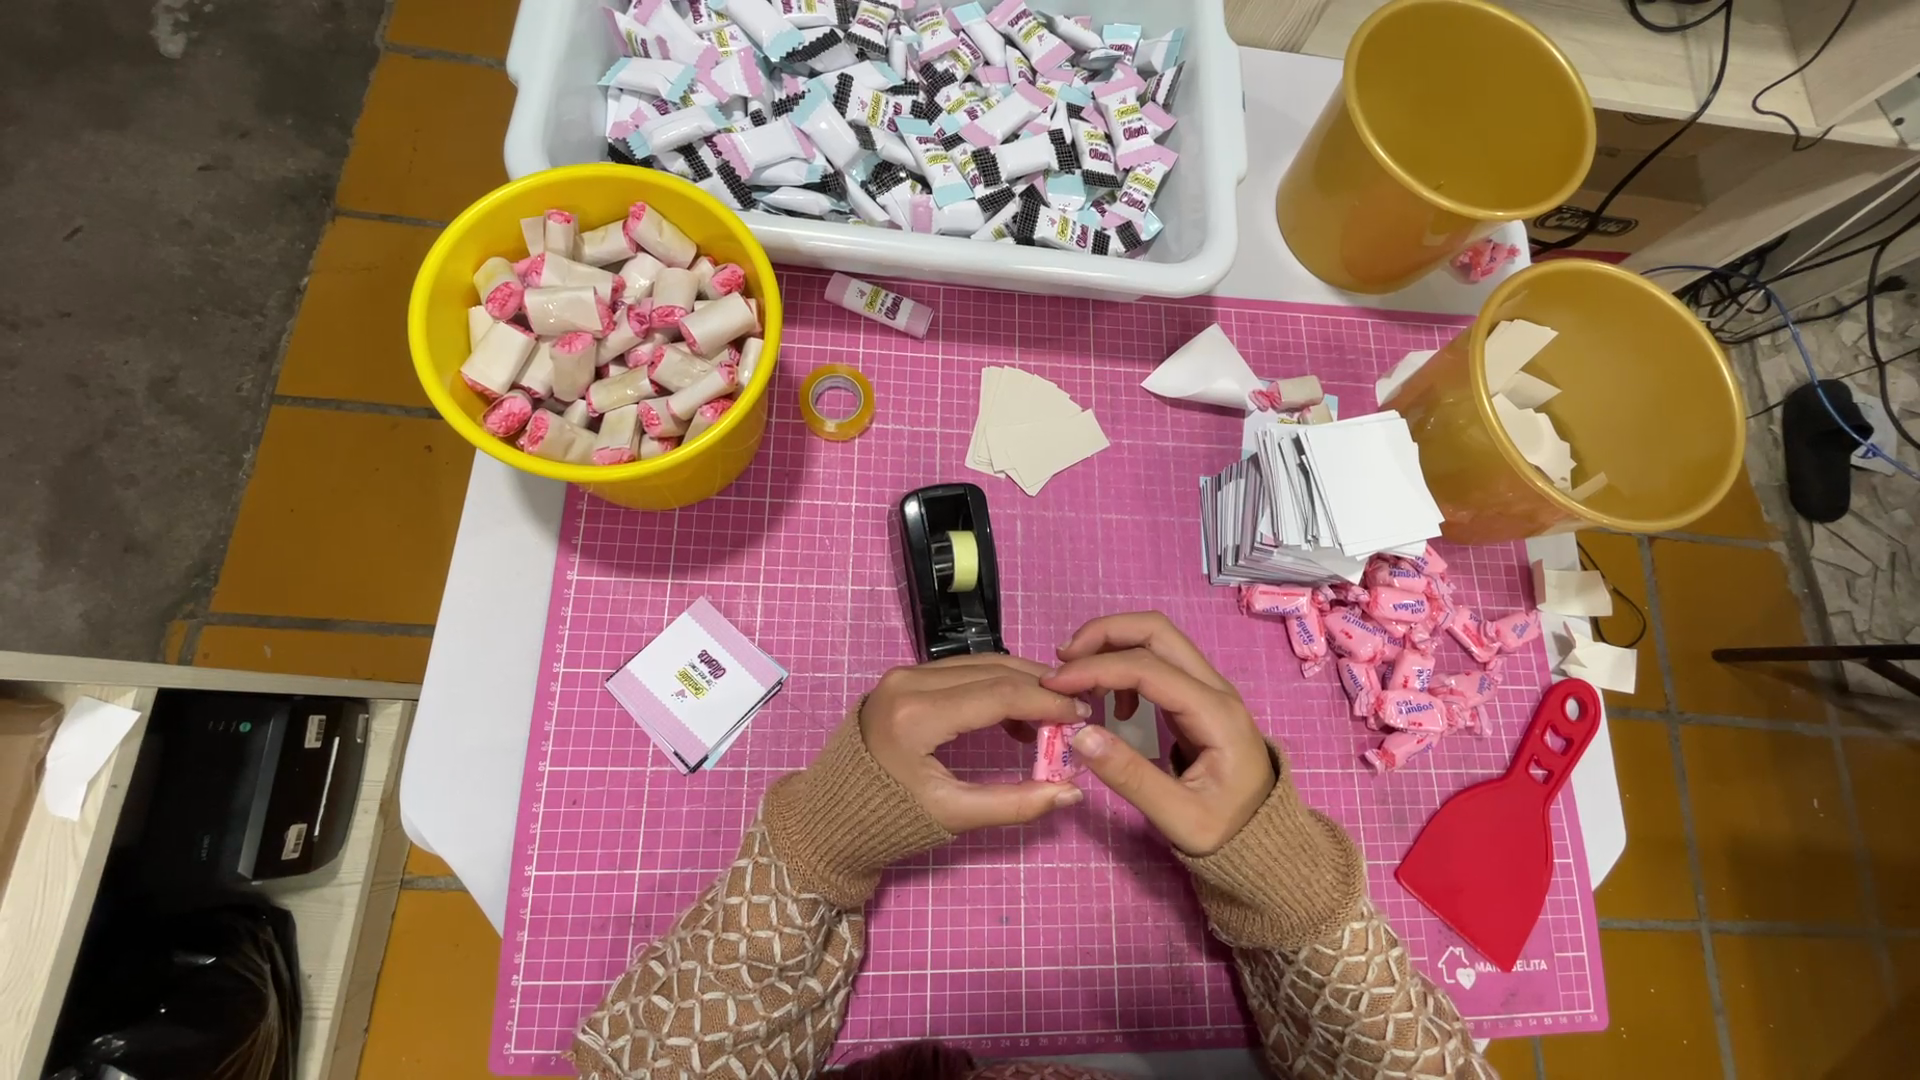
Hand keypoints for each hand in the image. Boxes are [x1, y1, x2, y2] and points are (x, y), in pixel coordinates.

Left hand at [861, 654, 1090, 832]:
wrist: (828, 818)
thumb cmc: (887, 821)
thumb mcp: (953, 814)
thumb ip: (1015, 803)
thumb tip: (1072, 790)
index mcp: (917, 714)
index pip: (998, 694)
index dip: (1046, 703)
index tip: (1081, 716)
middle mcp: (909, 681)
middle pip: (992, 670)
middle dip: (1039, 688)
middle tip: (1074, 713)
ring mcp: (903, 675)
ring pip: (978, 664)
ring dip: (1019, 683)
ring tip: (1051, 714)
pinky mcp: (904, 678)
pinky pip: (960, 671)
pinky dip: (994, 685)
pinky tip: (1014, 716)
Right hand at [1042, 613, 1274, 855]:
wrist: (1265, 838)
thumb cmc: (1227, 831)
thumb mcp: (1179, 818)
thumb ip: (1129, 776)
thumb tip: (1079, 734)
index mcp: (1215, 715)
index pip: (1148, 667)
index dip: (1097, 668)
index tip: (1054, 683)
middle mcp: (1215, 688)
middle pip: (1156, 630)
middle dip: (1104, 634)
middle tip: (1062, 660)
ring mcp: (1207, 687)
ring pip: (1156, 638)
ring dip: (1111, 644)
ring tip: (1077, 678)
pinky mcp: (1196, 695)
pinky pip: (1157, 660)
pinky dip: (1124, 664)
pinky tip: (1111, 704)